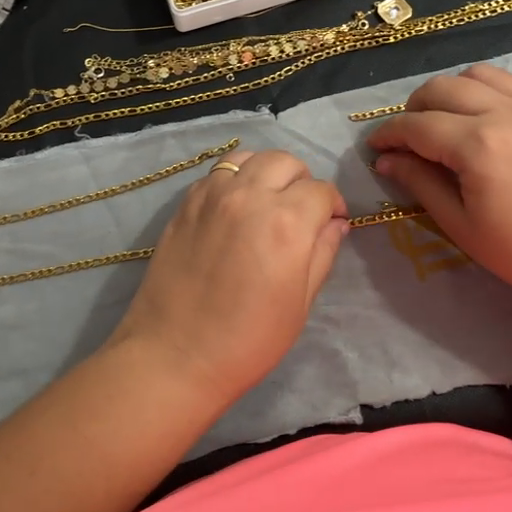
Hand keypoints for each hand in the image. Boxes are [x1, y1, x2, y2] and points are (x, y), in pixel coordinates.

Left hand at [108, 149, 347, 404]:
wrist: (175, 353)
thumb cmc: (248, 340)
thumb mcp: (300, 302)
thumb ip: (322, 253)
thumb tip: (336, 223)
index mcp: (286, 223)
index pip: (320, 190)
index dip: (333, 205)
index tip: (332, 223)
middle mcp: (249, 196)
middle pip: (285, 161)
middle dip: (302, 181)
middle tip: (301, 212)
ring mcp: (212, 195)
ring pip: (250, 158)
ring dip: (266, 172)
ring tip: (268, 202)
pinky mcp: (186, 202)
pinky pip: (219, 172)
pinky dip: (235, 179)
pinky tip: (236, 208)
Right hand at [367, 65, 511, 317]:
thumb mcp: (461, 226)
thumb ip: (421, 183)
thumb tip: (388, 160)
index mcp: (477, 144)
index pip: (416, 125)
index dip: (388, 134)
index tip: (375, 148)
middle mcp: (506, 114)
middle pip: (442, 88)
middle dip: (414, 108)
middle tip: (407, 139)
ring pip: (482, 74)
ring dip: (455, 91)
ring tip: (448, 120)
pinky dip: (508, 87)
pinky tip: (500, 111)